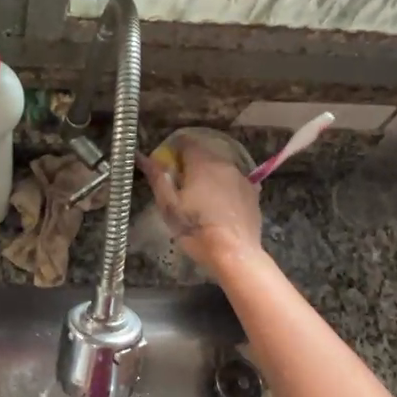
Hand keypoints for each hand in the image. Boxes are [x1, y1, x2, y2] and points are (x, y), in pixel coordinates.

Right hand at [139, 135, 263, 274]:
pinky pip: (234, 182)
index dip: (174, 150)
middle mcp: (224, 164)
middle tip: (181, 186)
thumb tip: (143, 157)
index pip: (186, 142)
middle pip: (204, 154)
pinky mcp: (253, 193)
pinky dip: (224, 187)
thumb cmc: (196, 230)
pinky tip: (220, 205)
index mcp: (202, 164)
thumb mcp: (169, 207)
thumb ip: (157, 178)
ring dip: (209, 175)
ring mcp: (242, 178)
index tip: (167, 166)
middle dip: (191, 164)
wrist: (235, 254)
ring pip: (220, 168)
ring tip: (201, 198)